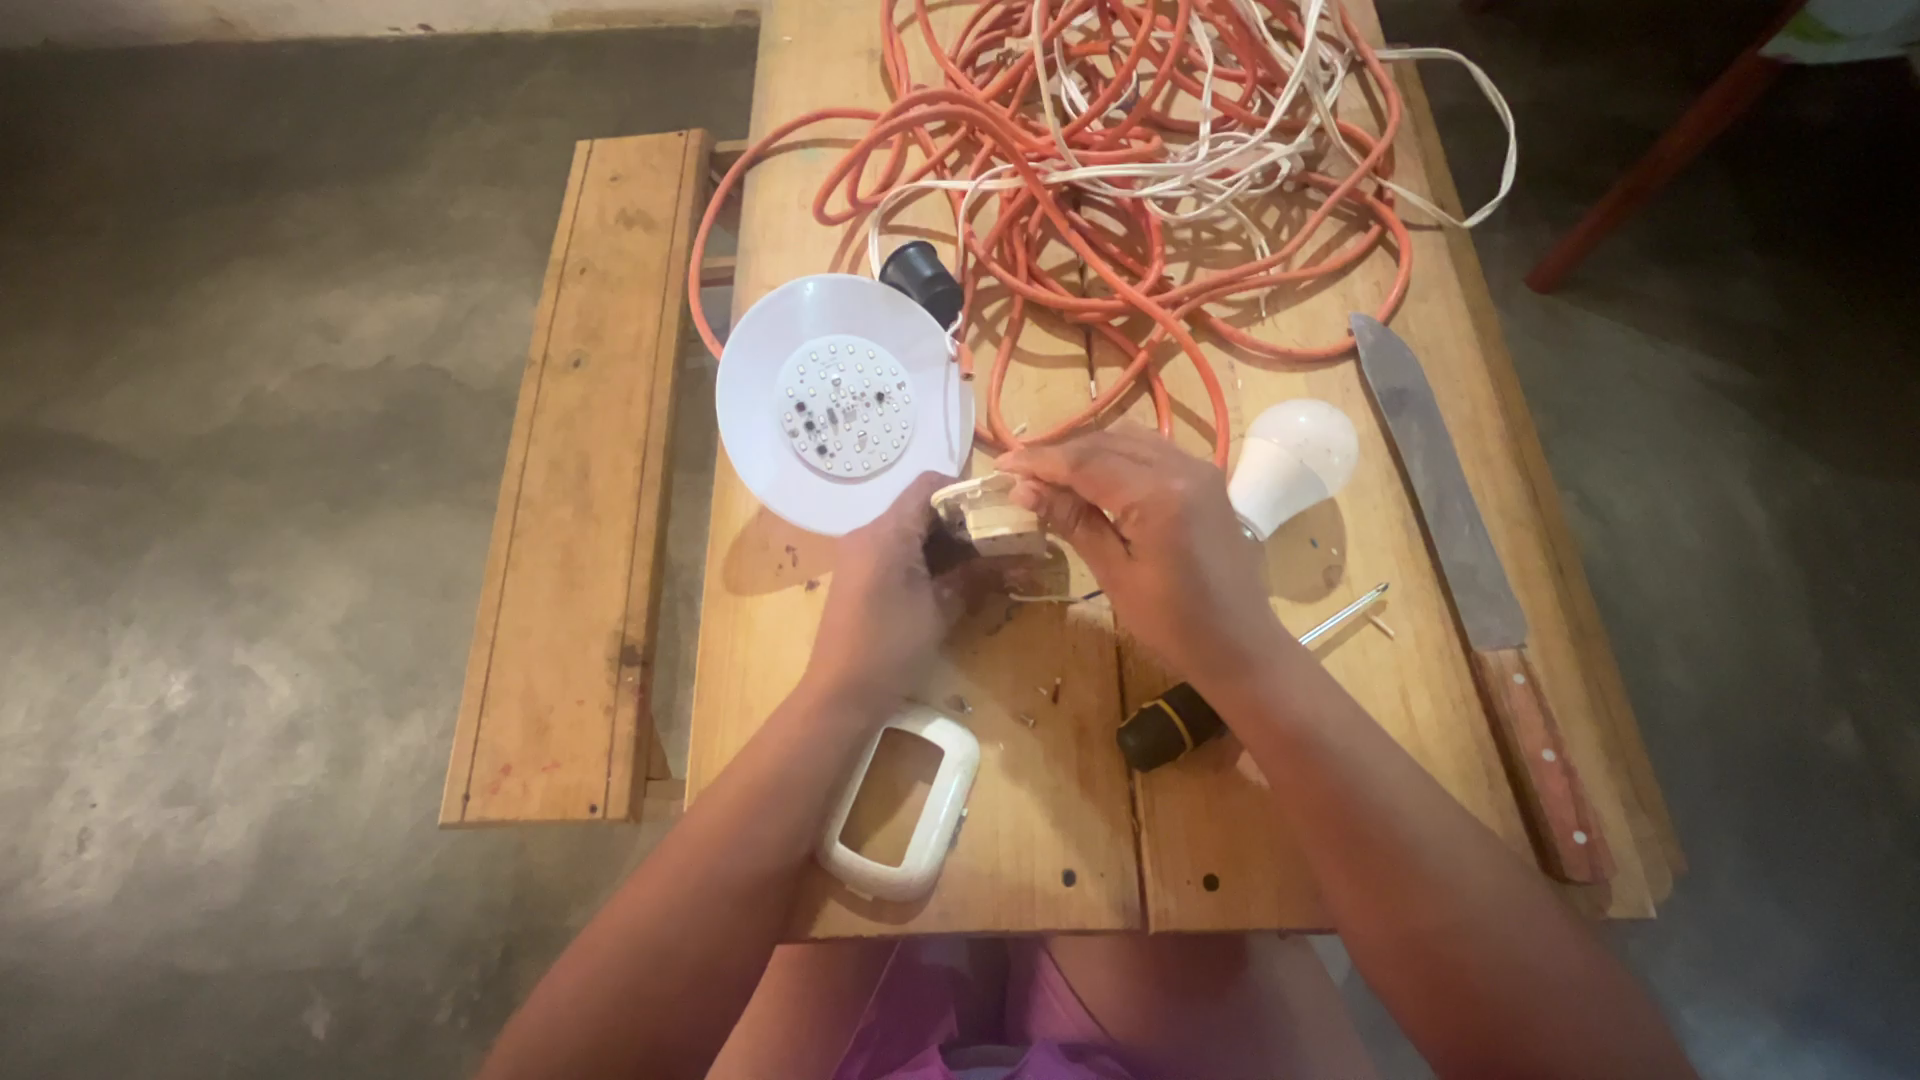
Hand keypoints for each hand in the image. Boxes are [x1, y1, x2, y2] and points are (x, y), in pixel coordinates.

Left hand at [801, 473, 984, 713]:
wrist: (840, 694)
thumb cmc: (892, 649)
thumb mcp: (941, 611)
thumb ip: (975, 576)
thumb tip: (1016, 558)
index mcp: (886, 532)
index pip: (928, 485)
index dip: (965, 491)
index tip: (996, 512)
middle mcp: (867, 532)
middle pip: (918, 505)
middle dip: (960, 519)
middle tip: (997, 539)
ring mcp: (858, 553)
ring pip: (908, 528)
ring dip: (944, 539)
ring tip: (981, 560)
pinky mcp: (857, 573)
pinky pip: (894, 548)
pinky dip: (924, 554)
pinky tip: (950, 577)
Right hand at [996, 426, 1290, 693]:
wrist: (1240, 644)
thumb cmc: (1173, 624)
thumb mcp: (1114, 574)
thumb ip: (1074, 521)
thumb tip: (1025, 490)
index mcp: (1159, 495)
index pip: (1086, 462)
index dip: (1040, 462)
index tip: (1002, 466)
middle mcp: (1182, 467)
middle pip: (1106, 441)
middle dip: (1059, 453)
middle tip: (1020, 474)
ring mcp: (1199, 468)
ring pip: (1129, 438)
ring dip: (1087, 450)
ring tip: (1050, 475)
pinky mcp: (1205, 478)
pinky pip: (1151, 450)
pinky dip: (1116, 455)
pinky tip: (1093, 477)